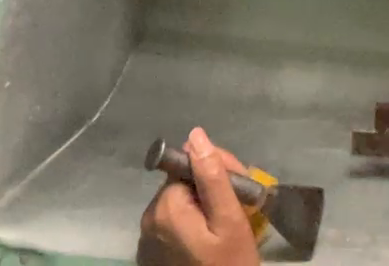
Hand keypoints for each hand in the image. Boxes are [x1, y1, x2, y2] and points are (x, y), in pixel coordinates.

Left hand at [137, 128, 261, 265]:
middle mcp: (148, 219)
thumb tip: (195, 134)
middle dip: (212, 184)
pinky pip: (175, 221)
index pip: (190, 164)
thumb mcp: (229, 220)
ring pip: (181, 200)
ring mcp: (148, 240)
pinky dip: (195, 221)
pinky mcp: (152, 255)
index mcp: (164, 207)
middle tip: (240, 204)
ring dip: (205, 202)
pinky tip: (213, 235)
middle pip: (184, 181)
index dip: (217, 168)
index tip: (239, 186)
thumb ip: (212, 175)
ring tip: (228, 221)